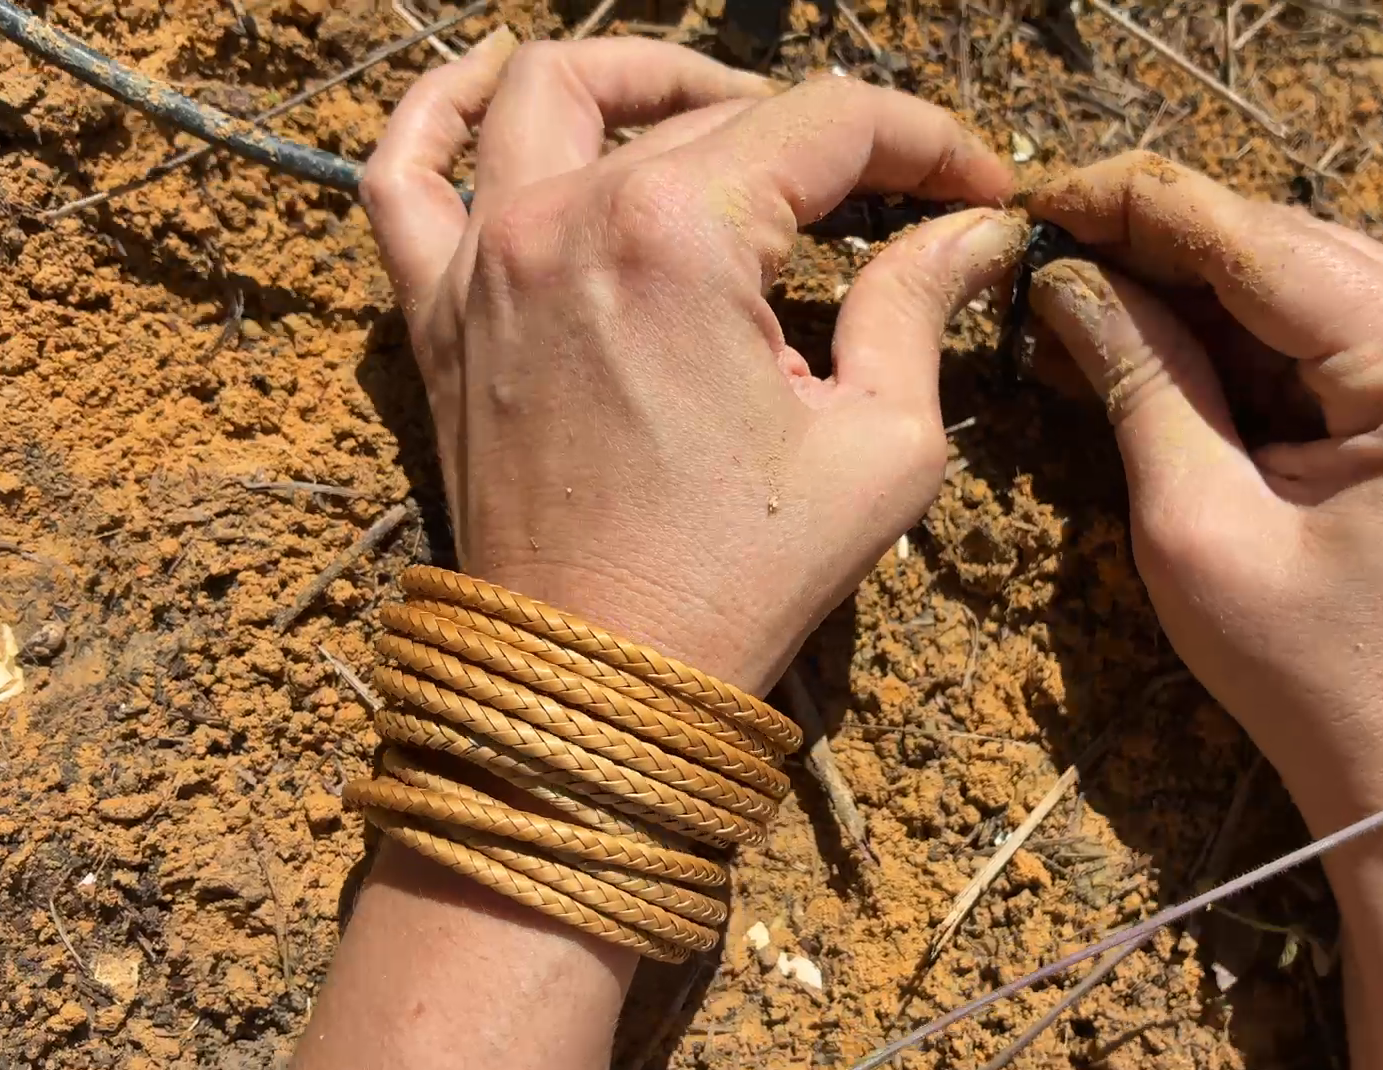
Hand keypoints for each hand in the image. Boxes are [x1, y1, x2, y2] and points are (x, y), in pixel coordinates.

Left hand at [360, 37, 1023, 693]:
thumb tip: (971, 236)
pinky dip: (444, 109)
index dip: (922, 141)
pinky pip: (409, 174)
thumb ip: (919, 310)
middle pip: (715, 114)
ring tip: (729, 106)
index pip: (828, 126)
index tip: (973, 184)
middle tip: (889, 191)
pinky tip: (498, 84)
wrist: (608, 680)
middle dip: (826, 140)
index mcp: (681, 240)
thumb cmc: (746, 577)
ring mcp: (485, 262)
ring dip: (655, 77)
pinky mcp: (442, 318)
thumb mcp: (879, 449)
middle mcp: (566, 219)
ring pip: (554, 94)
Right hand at [1026, 152, 1382, 832]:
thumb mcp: (1195, 523)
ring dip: (1170, 292)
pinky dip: (1211, 339)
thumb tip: (1069, 282)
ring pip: (1282, 287)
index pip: (1260, 247)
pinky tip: (1129, 337)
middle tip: (1046, 241)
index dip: (1140, 209)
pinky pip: (1298, 337)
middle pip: (1276, 252)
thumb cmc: (1300, 666)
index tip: (1049, 191)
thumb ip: (1141, 383)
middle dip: (1150, 245)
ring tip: (1067, 293)